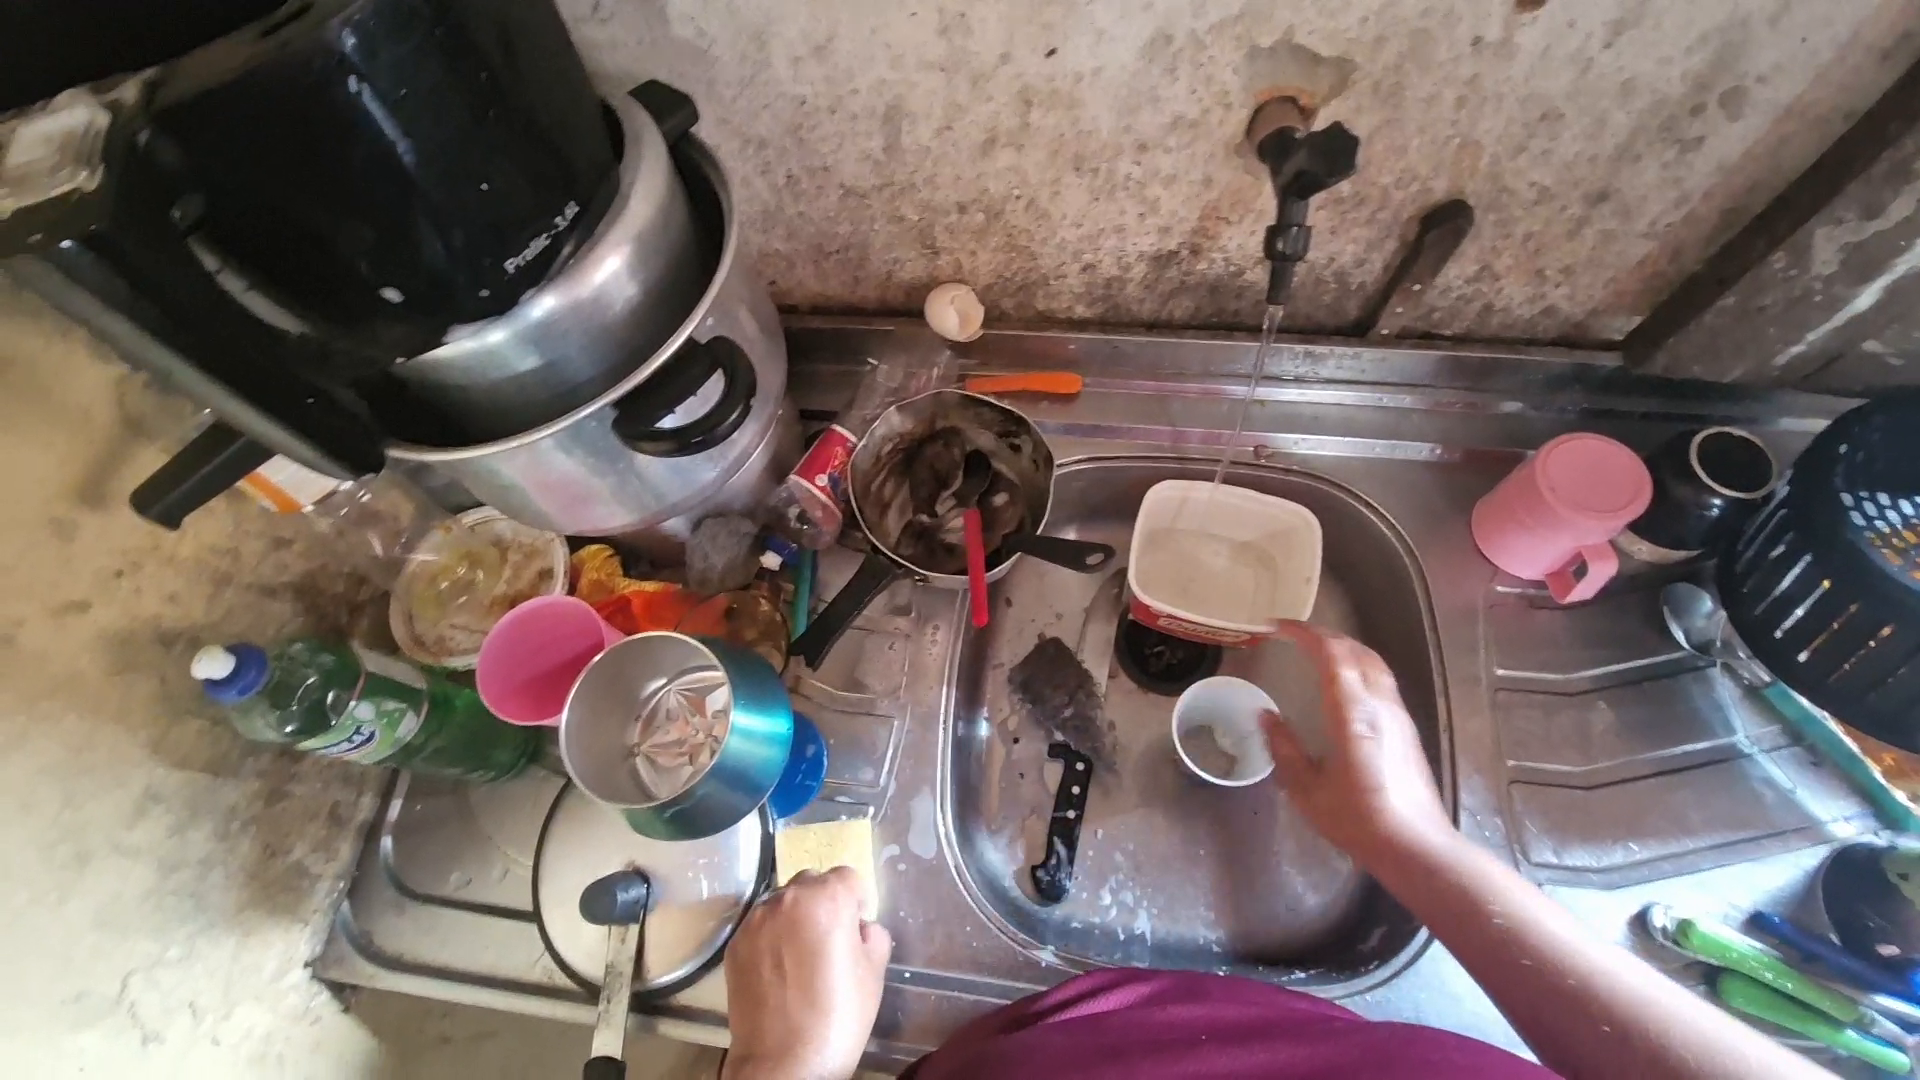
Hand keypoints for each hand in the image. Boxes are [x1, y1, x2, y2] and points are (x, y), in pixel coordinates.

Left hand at [723, 866, 890, 1079]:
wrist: (784, 1067)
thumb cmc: (838, 1018)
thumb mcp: (875, 973)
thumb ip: (872, 934)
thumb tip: (857, 928)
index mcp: (828, 899)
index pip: (847, 877)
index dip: (855, 902)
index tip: (854, 929)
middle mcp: (789, 899)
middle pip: (812, 883)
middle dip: (823, 903)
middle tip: (827, 942)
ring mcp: (757, 920)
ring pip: (783, 902)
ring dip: (794, 917)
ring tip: (798, 957)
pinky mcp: (735, 943)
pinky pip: (760, 925)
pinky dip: (770, 937)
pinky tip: (777, 970)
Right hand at [1261, 621, 1453, 867]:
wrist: (1418, 848)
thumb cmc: (1358, 820)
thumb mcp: (1306, 789)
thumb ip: (1284, 748)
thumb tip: (1266, 716)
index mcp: (1352, 714)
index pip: (1332, 654)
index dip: (1304, 633)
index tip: (1277, 628)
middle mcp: (1379, 706)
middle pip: (1355, 650)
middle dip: (1322, 635)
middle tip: (1292, 635)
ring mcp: (1398, 715)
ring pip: (1373, 662)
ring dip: (1343, 647)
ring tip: (1316, 650)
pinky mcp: (1407, 728)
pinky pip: (1381, 678)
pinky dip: (1357, 664)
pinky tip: (1343, 681)